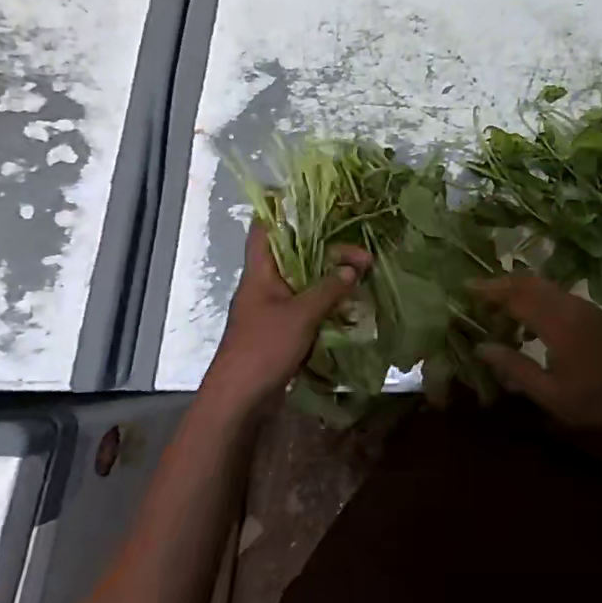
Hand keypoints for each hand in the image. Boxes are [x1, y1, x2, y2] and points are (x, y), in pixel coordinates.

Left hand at [202, 221, 371, 413]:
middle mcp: (264, 284)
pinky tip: (348, 307)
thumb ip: (328, 289)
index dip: (283, 211)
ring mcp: (272, 308)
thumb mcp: (301, 315)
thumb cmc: (264, 348)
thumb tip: (352, 269)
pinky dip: (326, 303)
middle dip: (328, 252)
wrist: (240, 397)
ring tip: (361, 278)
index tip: (315, 205)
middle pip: (295, 255)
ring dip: (330, 279)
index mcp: (260, 272)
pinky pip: (306, 306)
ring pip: (303, 282)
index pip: (265, 229)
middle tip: (362, 258)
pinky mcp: (280, 329)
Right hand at [470, 275, 601, 434]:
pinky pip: (557, 294)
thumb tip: (481, 347)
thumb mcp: (549, 394)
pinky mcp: (593, 313)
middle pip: (530, 283)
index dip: (489, 292)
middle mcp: (571, 307)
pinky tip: (527, 319)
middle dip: (501, 284)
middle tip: (476, 293)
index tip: (465, 289)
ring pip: (545, 285)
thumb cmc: (594, 402)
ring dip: (519, 289)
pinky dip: (536, 296)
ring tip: (496, 305)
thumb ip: (514, 368)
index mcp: (559, 324)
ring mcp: (585, 307)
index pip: (516, 297)